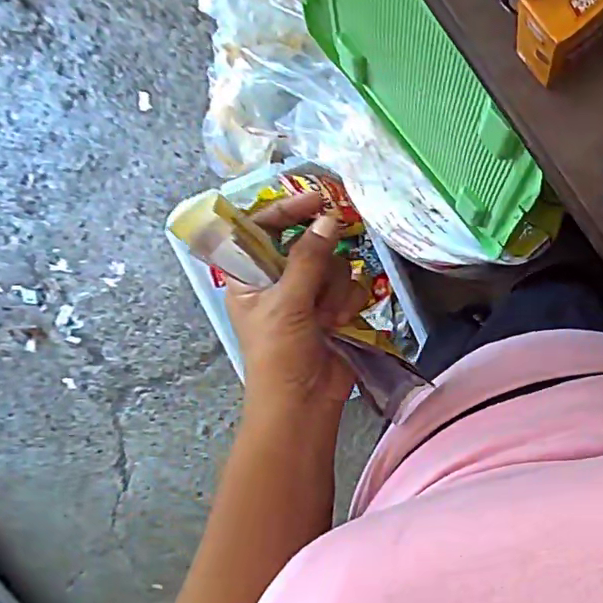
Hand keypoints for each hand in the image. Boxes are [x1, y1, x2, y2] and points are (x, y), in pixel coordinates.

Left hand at [224, 194, 371, 415]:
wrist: (304, 403)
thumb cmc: (279, 355)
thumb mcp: (287, 303)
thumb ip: (308, 259)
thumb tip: (328, 219)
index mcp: (250, 275)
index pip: (263, 228)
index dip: (286, 211)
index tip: (316, 199)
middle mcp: (280, 280)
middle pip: (309, 245)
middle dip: (320, 267)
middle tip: (318, 287)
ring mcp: (309, 296)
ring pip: (335, 266)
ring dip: (335, 291)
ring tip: (327, 317)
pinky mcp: (335, 310)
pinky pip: (351, 287)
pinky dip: (349, 303)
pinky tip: (340, 323)